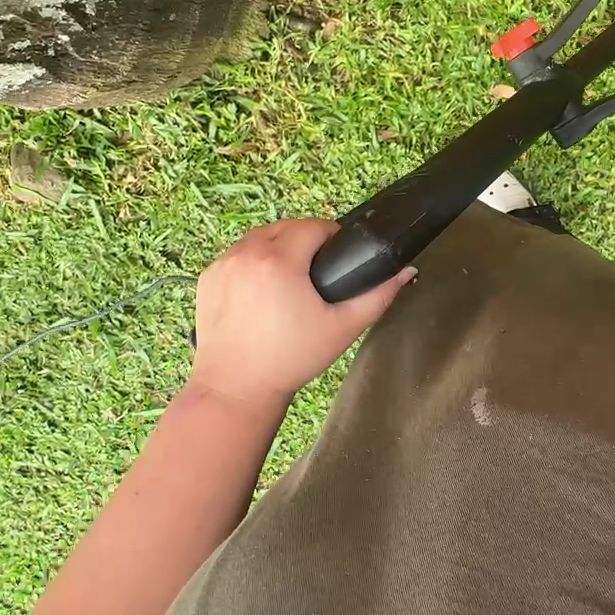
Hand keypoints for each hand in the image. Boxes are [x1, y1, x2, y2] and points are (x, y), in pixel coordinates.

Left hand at [188, 219, 415, 409]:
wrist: (237, 387)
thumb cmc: (292, 358)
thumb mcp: (343, 328)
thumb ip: (378, 295)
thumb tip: (406, 271)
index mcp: (279, 261)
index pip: (313, 226)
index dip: (332, 237)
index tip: (340, 257)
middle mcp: (246, 254)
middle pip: (286, 226)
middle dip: (306, 240)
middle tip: (320, 271)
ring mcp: (222, 264)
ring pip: (259, 237)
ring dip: (279, 247)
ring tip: (293, 276)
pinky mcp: (208, 277)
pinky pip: (238, 255)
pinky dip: (254, 262)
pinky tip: (266, 288)